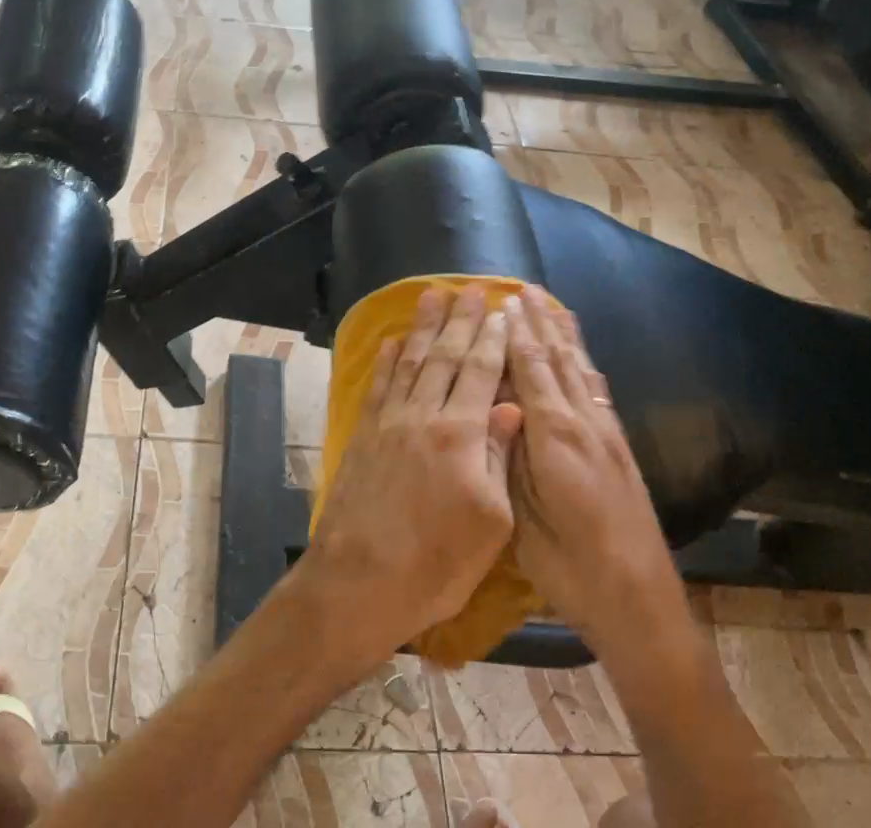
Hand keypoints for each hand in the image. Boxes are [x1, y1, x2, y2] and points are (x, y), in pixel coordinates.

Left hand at [300, 286, 522, 661]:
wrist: (359, 582)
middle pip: (443, 358)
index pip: (480, 374)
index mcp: (460, 436)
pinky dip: (386, 363)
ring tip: (431, 297)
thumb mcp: (489, 523)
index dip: (492, 340)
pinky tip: (391, 344)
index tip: (501, 310)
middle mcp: (421, 418)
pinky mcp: (362, 439)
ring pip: (408, 364)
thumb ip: (498, 458)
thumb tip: (511, 408)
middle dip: (458, 321)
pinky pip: (377, 389)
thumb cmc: (436, 564)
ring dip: (421, 329)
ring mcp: (387, 426)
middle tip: (469, 288)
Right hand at [502, 287, 688, 660]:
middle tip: (524, 290)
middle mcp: (585, 425)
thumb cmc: (567, 565)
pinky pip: (599, 394)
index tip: (501, 302)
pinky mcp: (619, 451)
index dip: (516, 335)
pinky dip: (586, 368)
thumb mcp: (523, 513)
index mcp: (555, 437)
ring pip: (582, 373)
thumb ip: (510, 454)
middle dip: (540, 324)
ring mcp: (607, 436)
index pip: (530, 371)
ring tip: (554, 308)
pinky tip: (583, 362)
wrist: (636, 597)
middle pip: (559, 362)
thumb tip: (496, 406)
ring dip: (566, 338)